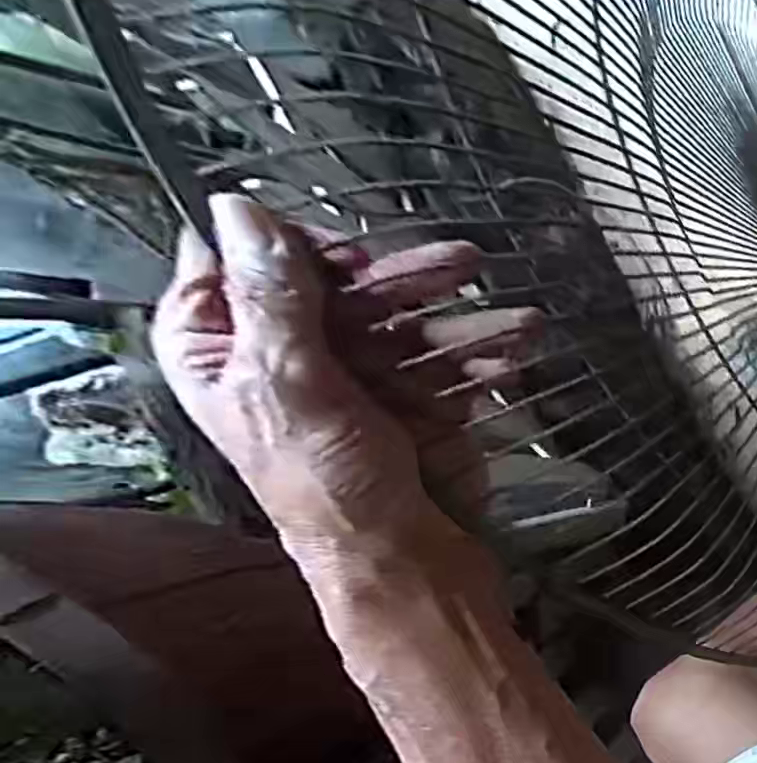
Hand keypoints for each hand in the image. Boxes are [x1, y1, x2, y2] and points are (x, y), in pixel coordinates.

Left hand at [152, 195, 535, 562]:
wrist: (403, 552)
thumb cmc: (329, 483)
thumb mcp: (292, 386)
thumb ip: (276, 301)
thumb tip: (242, 210)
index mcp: (229, 347)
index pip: (248, 268)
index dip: (299, 249)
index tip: (355, 251)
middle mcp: (298, 357)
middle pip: (350, 294)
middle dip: (410, 281)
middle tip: (463, 262)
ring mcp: (368, 381)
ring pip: (413, 330)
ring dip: (469, 323)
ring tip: (521, 320)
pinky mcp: (422, 404)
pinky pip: (454, 370)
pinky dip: (487, 363)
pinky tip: (514, 359)